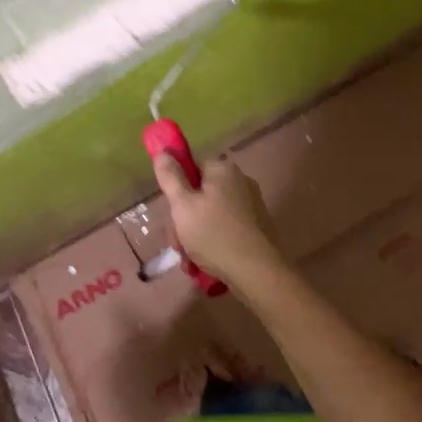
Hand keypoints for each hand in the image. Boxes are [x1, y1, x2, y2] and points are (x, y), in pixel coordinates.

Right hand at [153, 154, 286, 286]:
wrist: (257, 271)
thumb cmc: (214, 235)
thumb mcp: (182, 206)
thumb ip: (170, 177)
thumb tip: (163, 150)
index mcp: (223, 170)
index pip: (192, 168)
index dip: (177, 190)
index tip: (171, 215)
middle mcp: (240, 181)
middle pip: (200, 195)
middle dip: (183, 221)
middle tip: (178, 246)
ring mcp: (251, 204)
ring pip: (211, 215)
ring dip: (195, 236)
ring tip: (190, 262)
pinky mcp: (257, 226)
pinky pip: (226, 228)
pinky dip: (213, 242)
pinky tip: (206, 263)